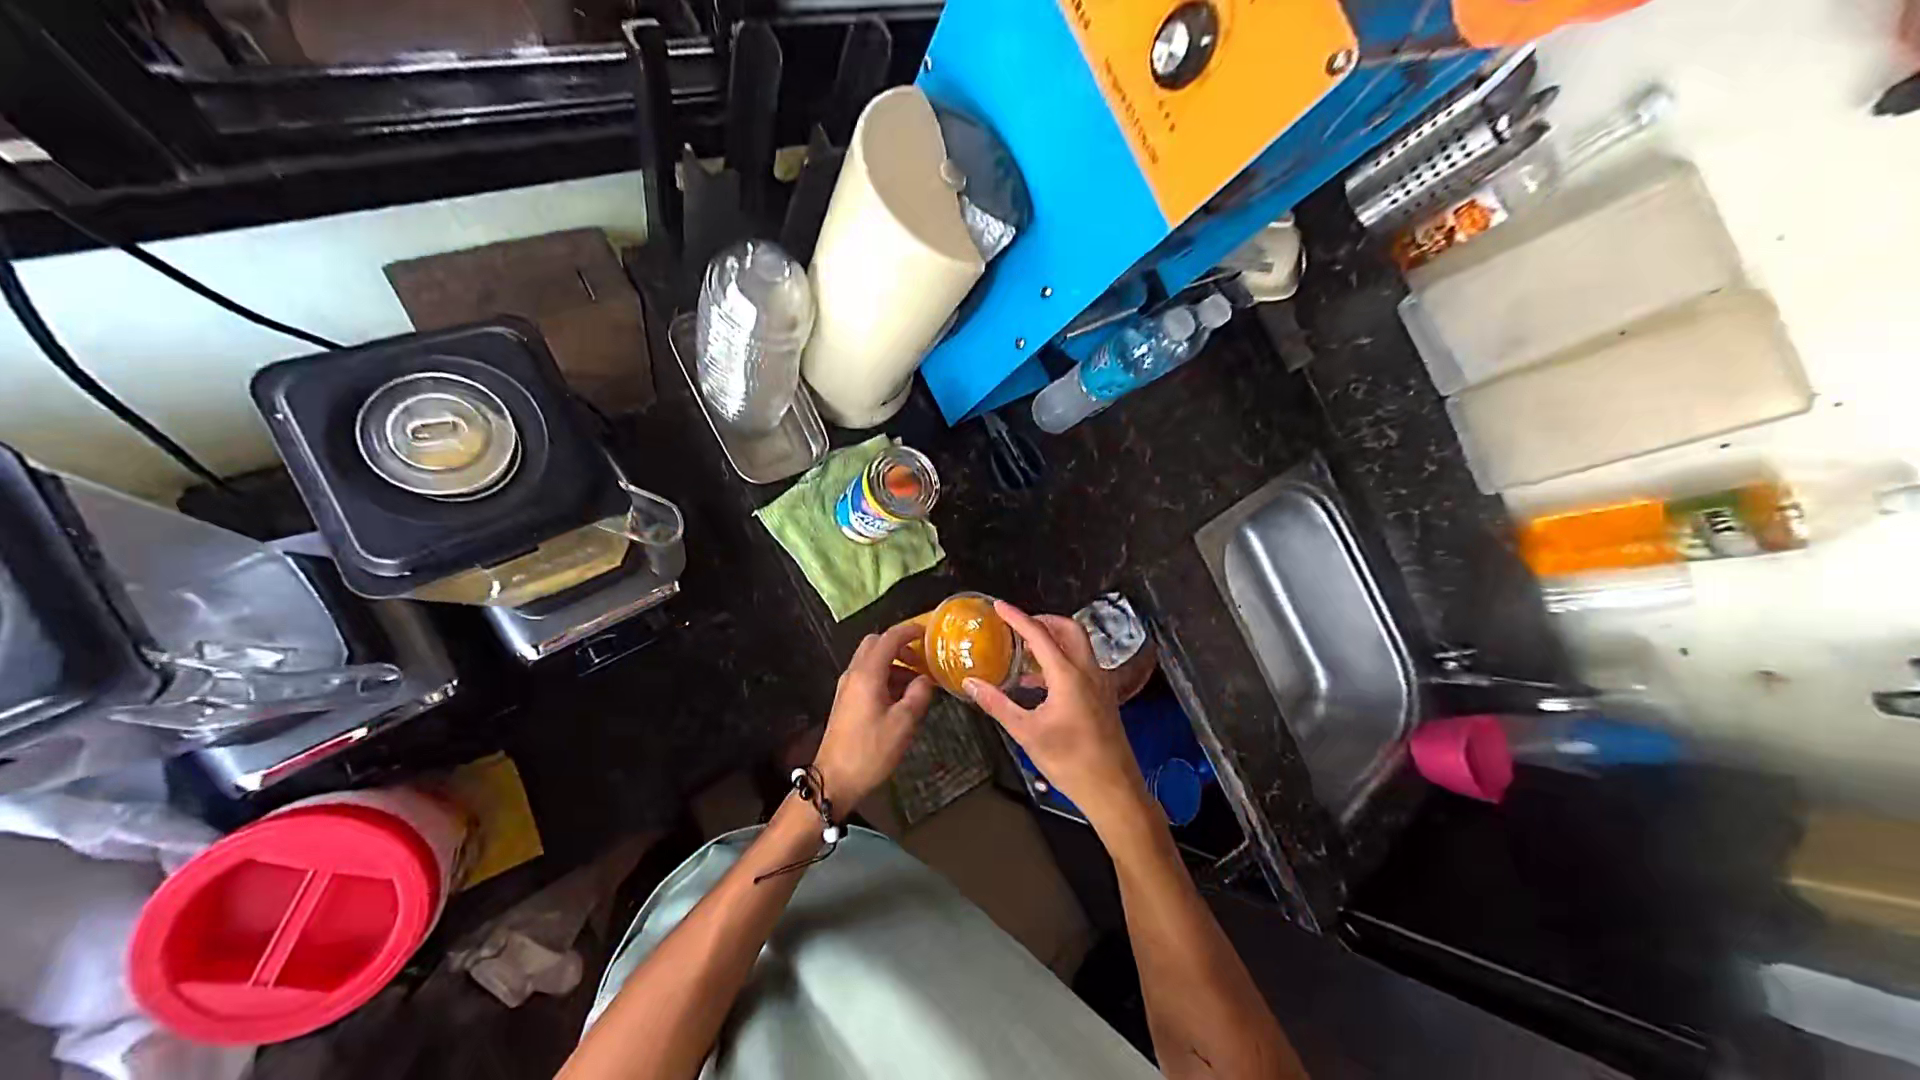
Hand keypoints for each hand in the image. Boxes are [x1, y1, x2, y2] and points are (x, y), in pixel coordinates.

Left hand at [814, 621, 936, 807]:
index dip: (910, 631)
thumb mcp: (904, 723)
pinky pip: (867, 677)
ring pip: (871, 661)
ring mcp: (847, 688)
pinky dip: (886, 677)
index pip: (889, 638)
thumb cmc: (871, 751)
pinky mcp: (846, 702)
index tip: (929, 632)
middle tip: (921, 659)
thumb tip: (926, 679)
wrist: (834, 780)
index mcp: (867, 674)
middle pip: (875, 644)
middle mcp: (853, 674)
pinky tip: (902, 697)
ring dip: (894, 664)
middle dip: (900, 645)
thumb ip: (919, 694)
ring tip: (918, 682)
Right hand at [964, 601, 1152, 830]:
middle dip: (1043, 620)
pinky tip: (1041, 682)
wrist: (1113, 789)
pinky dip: (1062, 661)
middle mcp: (1088, 673)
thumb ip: (998, 704)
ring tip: (1026, 650)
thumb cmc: (1072, 763)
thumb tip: (972, 684)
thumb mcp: (1027, 733)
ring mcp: (1100, 685)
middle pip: (1068, 629)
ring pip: (1078, 646)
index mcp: (1069, 676)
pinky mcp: (1103, 698)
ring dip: (1053, 640)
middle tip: (1018, 623)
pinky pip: (1082, 666)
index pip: (1039, 634)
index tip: (999, 606)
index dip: (1017, 617)